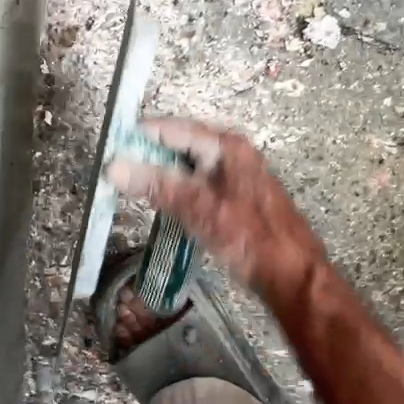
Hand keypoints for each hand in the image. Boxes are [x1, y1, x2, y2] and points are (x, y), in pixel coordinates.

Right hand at [106, 117, 326, 307]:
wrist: (294, 276)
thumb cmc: (250, 238)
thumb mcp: (198, 208)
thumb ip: (155, 184)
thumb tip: (113, 166)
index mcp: (225, 145)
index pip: (172, 128)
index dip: (139, 137)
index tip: (109, 149)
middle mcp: (232, 152)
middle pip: (180, 144)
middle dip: (148, 156)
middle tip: (118, 171)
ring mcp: (235, 174)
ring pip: (188, 165)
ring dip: (162, 175)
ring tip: (133, 188)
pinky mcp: (236, 197)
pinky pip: (198, 183)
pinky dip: (178, 190)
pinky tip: (164, 206)